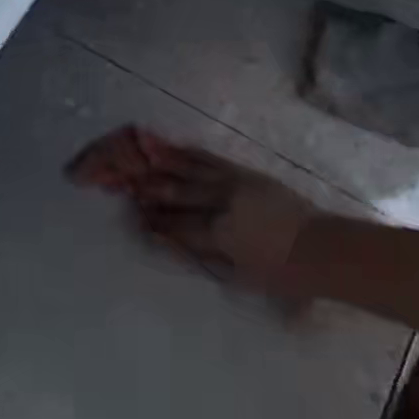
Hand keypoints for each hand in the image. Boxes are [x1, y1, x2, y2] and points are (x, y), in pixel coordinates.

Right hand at [65, 126, 327, 295]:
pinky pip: (198, 155)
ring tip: (113, 150)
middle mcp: (218, 199)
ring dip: (142, 158)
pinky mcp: (235, 169)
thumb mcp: (236, 276)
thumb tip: (155, 234)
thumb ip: (193, 252)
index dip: (144, 216)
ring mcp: (226, 179)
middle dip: (130, 180)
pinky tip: (150, 142)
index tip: (117, 207)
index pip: (170, 221)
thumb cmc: (280, 273)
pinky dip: (171, 148)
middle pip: (165, 186)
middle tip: (96, 172)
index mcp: (219, 231)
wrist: (323, 248)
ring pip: (176, 165)